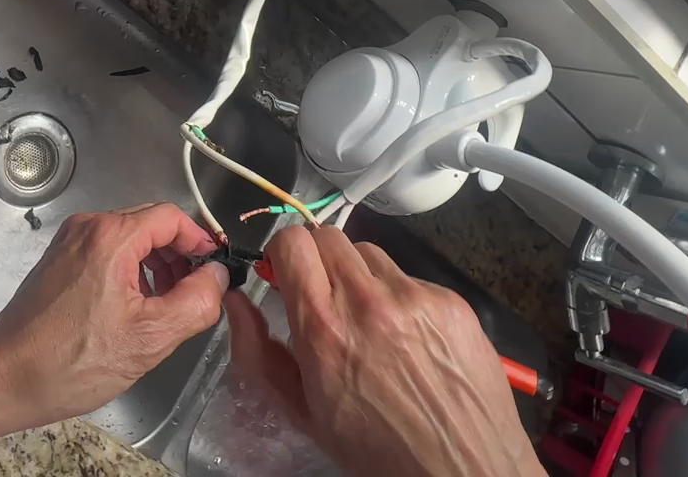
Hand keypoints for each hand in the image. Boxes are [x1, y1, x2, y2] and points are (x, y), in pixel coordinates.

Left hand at [0, 203, 228, 427]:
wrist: (7, 376)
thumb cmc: (74, 359)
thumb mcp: (150, 337)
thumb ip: (195, 302)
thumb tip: (216, 276)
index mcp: (110, 236)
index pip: (170, 216)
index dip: (198, 239)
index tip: (213, 267)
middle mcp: (88, 226)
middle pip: (148, 223)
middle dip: (177, 254)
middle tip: (192, 291)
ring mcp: (70, 240)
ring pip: (128, 237)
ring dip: (154, 263)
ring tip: (164, 303)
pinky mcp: (60, 258)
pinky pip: (106, 250)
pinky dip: (129, 269)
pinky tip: (133, 306)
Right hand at [226, 225, 541, 476]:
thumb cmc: (376, 451)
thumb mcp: (303, 413)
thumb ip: (257, 352)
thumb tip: (236, 300)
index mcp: (323, 325)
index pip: (291, 241)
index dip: (284, 253)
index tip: (287, 273)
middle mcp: (366, 300)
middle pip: (327, 236)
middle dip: (317, 258)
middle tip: (325, 294)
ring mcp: (413, 297)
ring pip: (368, 253)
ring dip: (359, 274)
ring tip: (371, 320)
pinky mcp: (451, 301)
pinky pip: (410, 277)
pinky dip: (401, 297)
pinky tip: (411, 337)